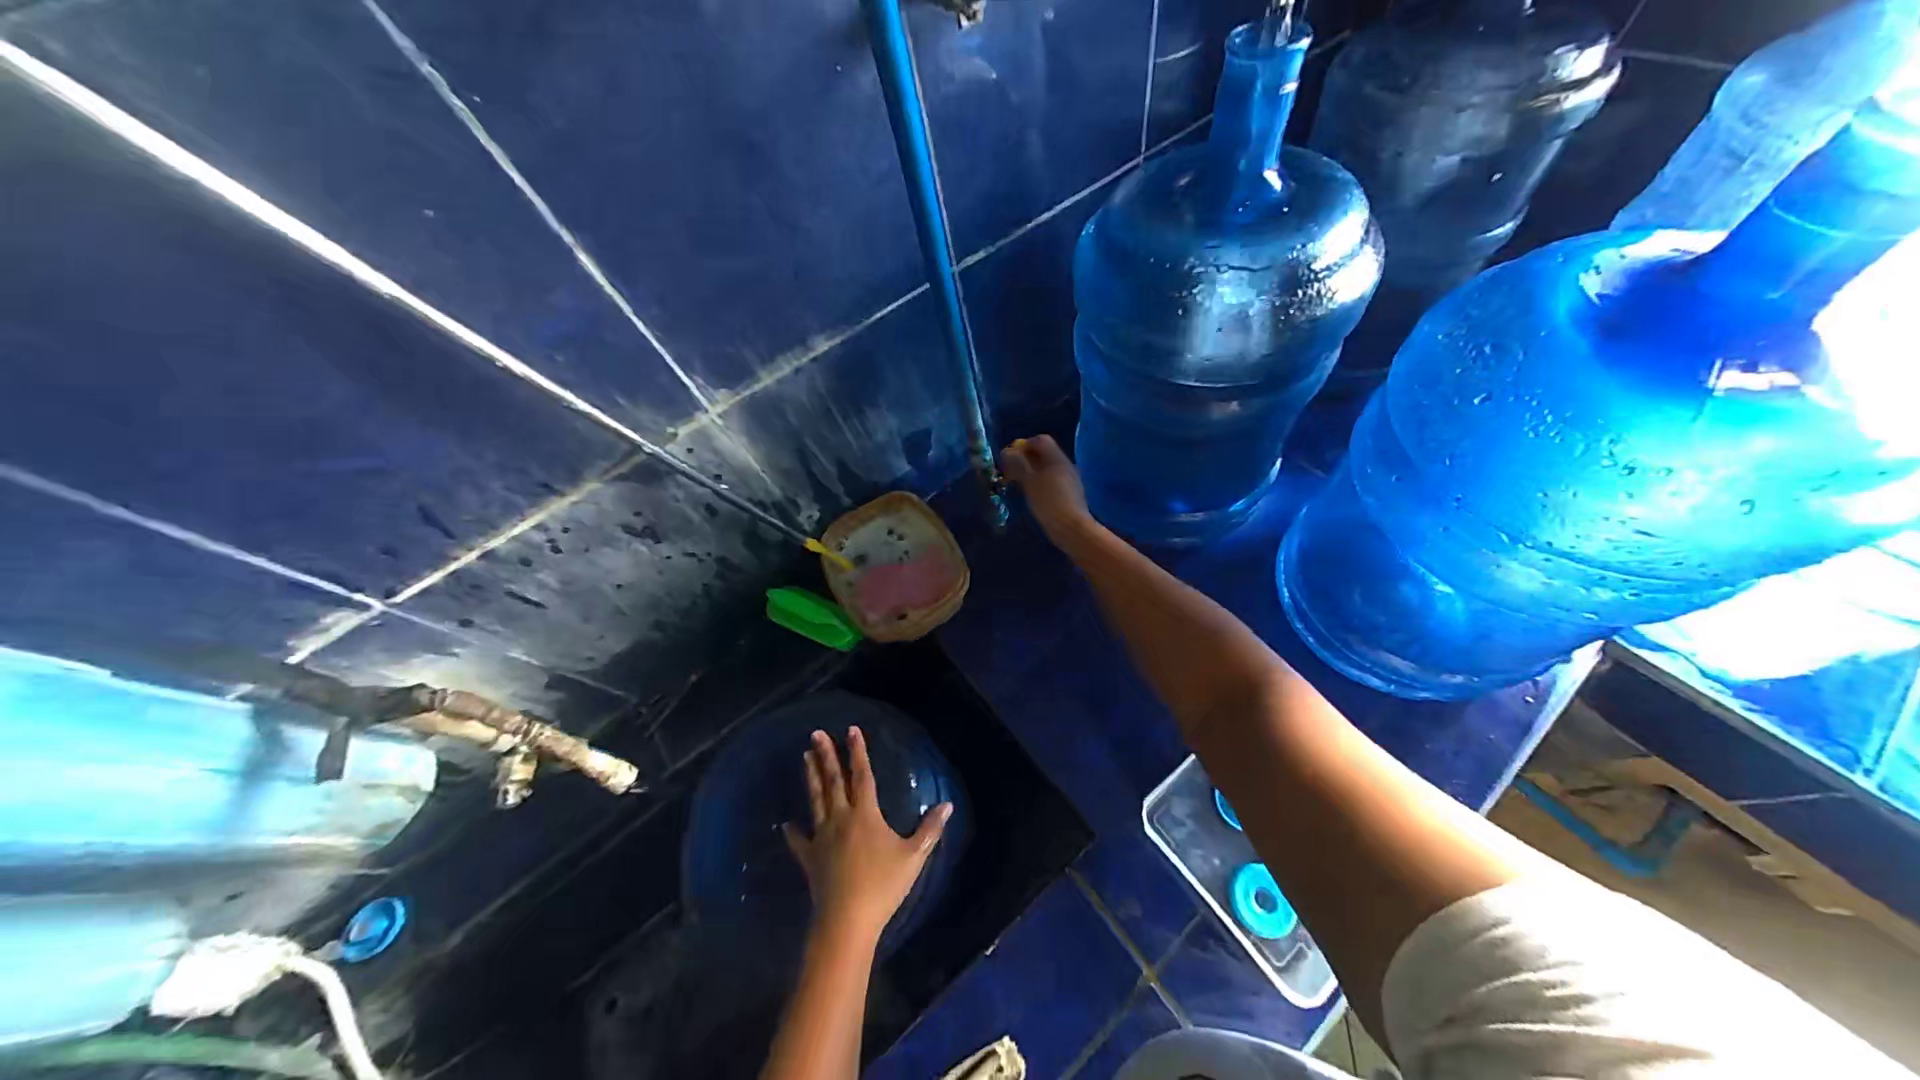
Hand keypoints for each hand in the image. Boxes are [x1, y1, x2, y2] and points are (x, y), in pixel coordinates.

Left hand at [783, 727, 951, 941]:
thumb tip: (947, 805)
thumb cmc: (883, 885)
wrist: (848, 919)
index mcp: (866, 814)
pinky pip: (799, 841)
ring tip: (805, 757)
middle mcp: (841, 818)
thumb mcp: (914, 856)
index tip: (851, 730)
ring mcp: (821, 838)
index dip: (858, 752)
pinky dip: (793, 831)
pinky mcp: (810, 858)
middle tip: (816, 734)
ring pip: (816, 801)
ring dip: (811, 778)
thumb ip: (929, 829)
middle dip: (826, 756)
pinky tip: (786, 824)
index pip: (862, 775)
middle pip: (833, 782)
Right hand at [1001, 435, 1093, 547]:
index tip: (1009, 458)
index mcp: (1056, 458)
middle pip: (1044, 454)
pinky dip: (1040, 483)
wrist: (1071, 528)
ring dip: (1032, 472)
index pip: (1040, 440)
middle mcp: (1065, 464)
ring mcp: (1069, 479)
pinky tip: (1033, 496)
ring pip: (1048, 468)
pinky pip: (1052, 480)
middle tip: (1011, 472)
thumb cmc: (1048, 502)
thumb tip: (1007, 451)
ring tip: (1018, 484)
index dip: (1023, 445)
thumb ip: (1018, 465)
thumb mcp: (1029, 482)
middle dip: (1026, 459)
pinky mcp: (1070, 493)